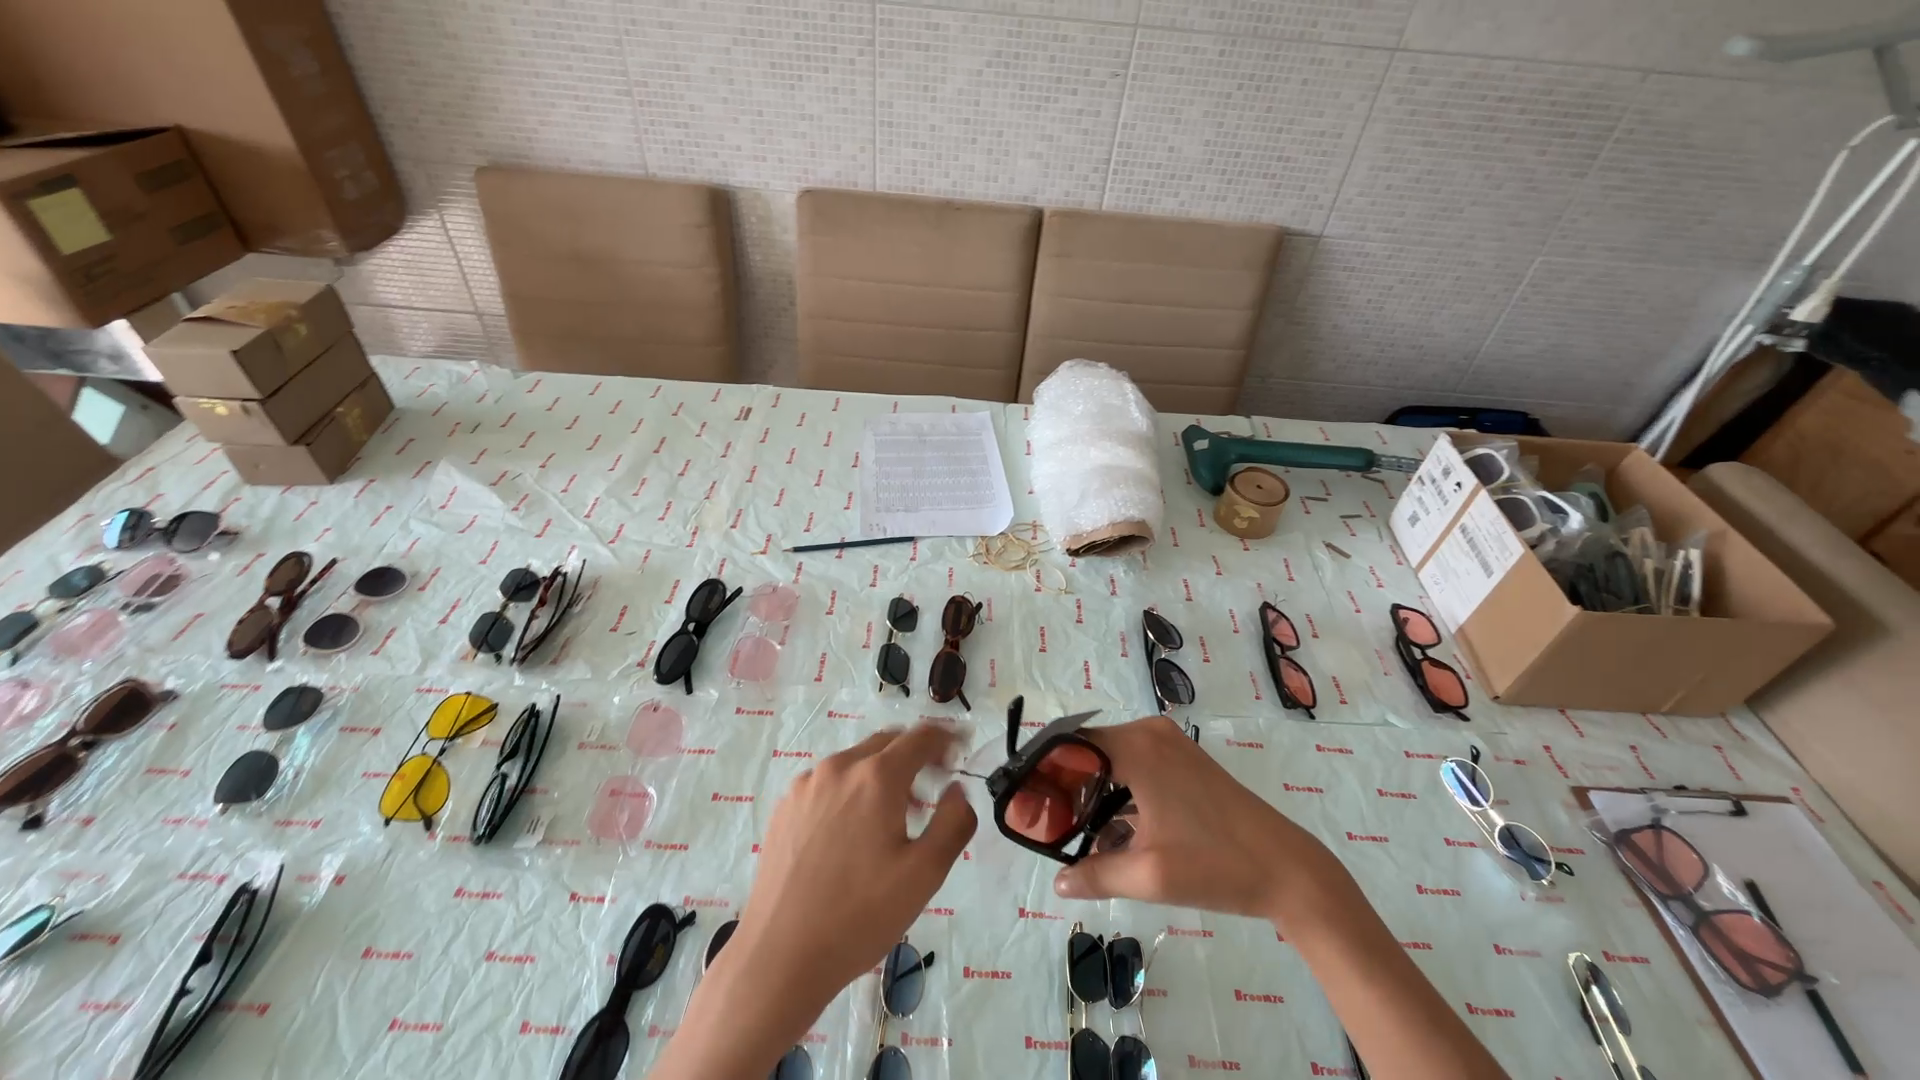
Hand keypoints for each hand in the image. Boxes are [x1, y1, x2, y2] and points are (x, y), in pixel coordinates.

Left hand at [727, 724, 975, 1010]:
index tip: (961, 752)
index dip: (947, 739)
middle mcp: (838, 768)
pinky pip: (828, 784)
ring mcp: (805, 786)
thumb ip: (953, 821)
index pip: (921, 736)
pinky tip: (853, 835)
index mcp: (876, 777)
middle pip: (886, 743)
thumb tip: (955, 790)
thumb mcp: (926, 873)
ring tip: (894, 819)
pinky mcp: (784, 808)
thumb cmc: (861, 914)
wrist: (781, 954)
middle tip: (934, 790)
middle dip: (915, 756)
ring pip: (855, 763)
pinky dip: (851, 792)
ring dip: (882, 775)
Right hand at [1047, 715, 1333, 917]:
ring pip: (1110, 760)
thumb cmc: (1217, 864)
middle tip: (1044, 825)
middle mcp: (1150, 734)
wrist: (1289, 869)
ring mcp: (1170, 746)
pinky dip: (1117, 792)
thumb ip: (1096, 874)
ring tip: (1069, 832)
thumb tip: (1058, 883)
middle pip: (1088, 750)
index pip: (1069, 744)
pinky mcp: (1185, 762)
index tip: (1024, 804)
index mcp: (1138, 748)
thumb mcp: (1149, 875)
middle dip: (1063, 786)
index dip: (1042, 772)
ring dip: (1090, 791)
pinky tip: (1109, 832)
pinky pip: (1134, 766)